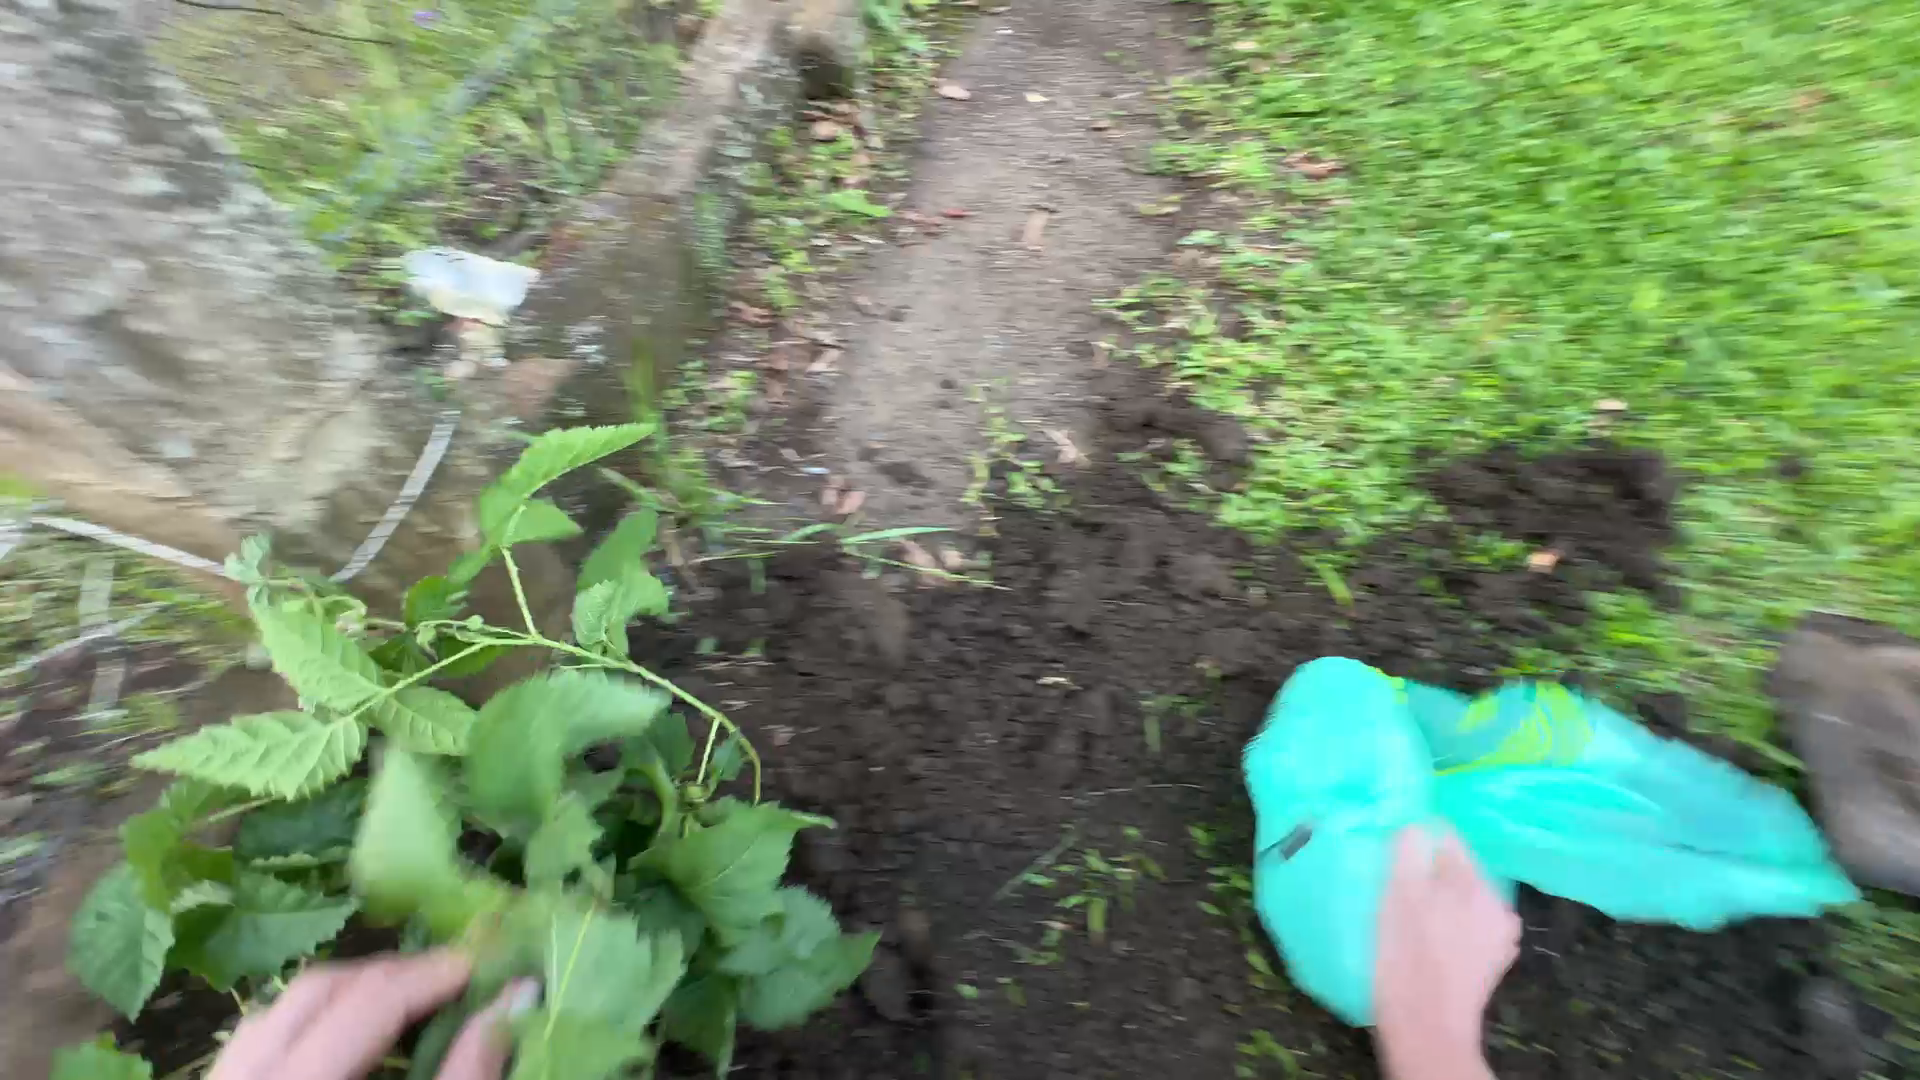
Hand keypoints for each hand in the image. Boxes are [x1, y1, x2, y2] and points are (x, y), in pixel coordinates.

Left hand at [208, 949, 531, 1079]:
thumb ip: (467, 1071)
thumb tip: (519, 991)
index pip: (369, 1002)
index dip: (438, 972)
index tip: (495, 959)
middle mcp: (241, 1079)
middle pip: (322, 987)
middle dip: (399, 971)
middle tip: (459, 977)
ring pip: (285, 1004)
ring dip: (359, 987)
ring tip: (414, 1000)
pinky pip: (261, 1035)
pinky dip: (318, 1017)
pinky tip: (357, 1035)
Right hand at [1373, 826, 1519, 1079]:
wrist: (1424, 1025)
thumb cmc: (1407, 953)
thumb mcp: (1399, 892)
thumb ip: (1408, 850)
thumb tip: (1413, 823)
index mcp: (1478, 885)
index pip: (1447, 836)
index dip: (1415, 833)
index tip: (1388, 840)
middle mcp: (1497, 906)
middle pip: (1454, 865)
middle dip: (1424, 863)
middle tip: (1389, 871)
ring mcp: (1496, 935)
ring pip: (1456, 893)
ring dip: (1432, 890)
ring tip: (1400, 900)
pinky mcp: (1487, 959)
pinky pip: (1461, 919)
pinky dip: (1441, 915)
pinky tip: (1419, 928)